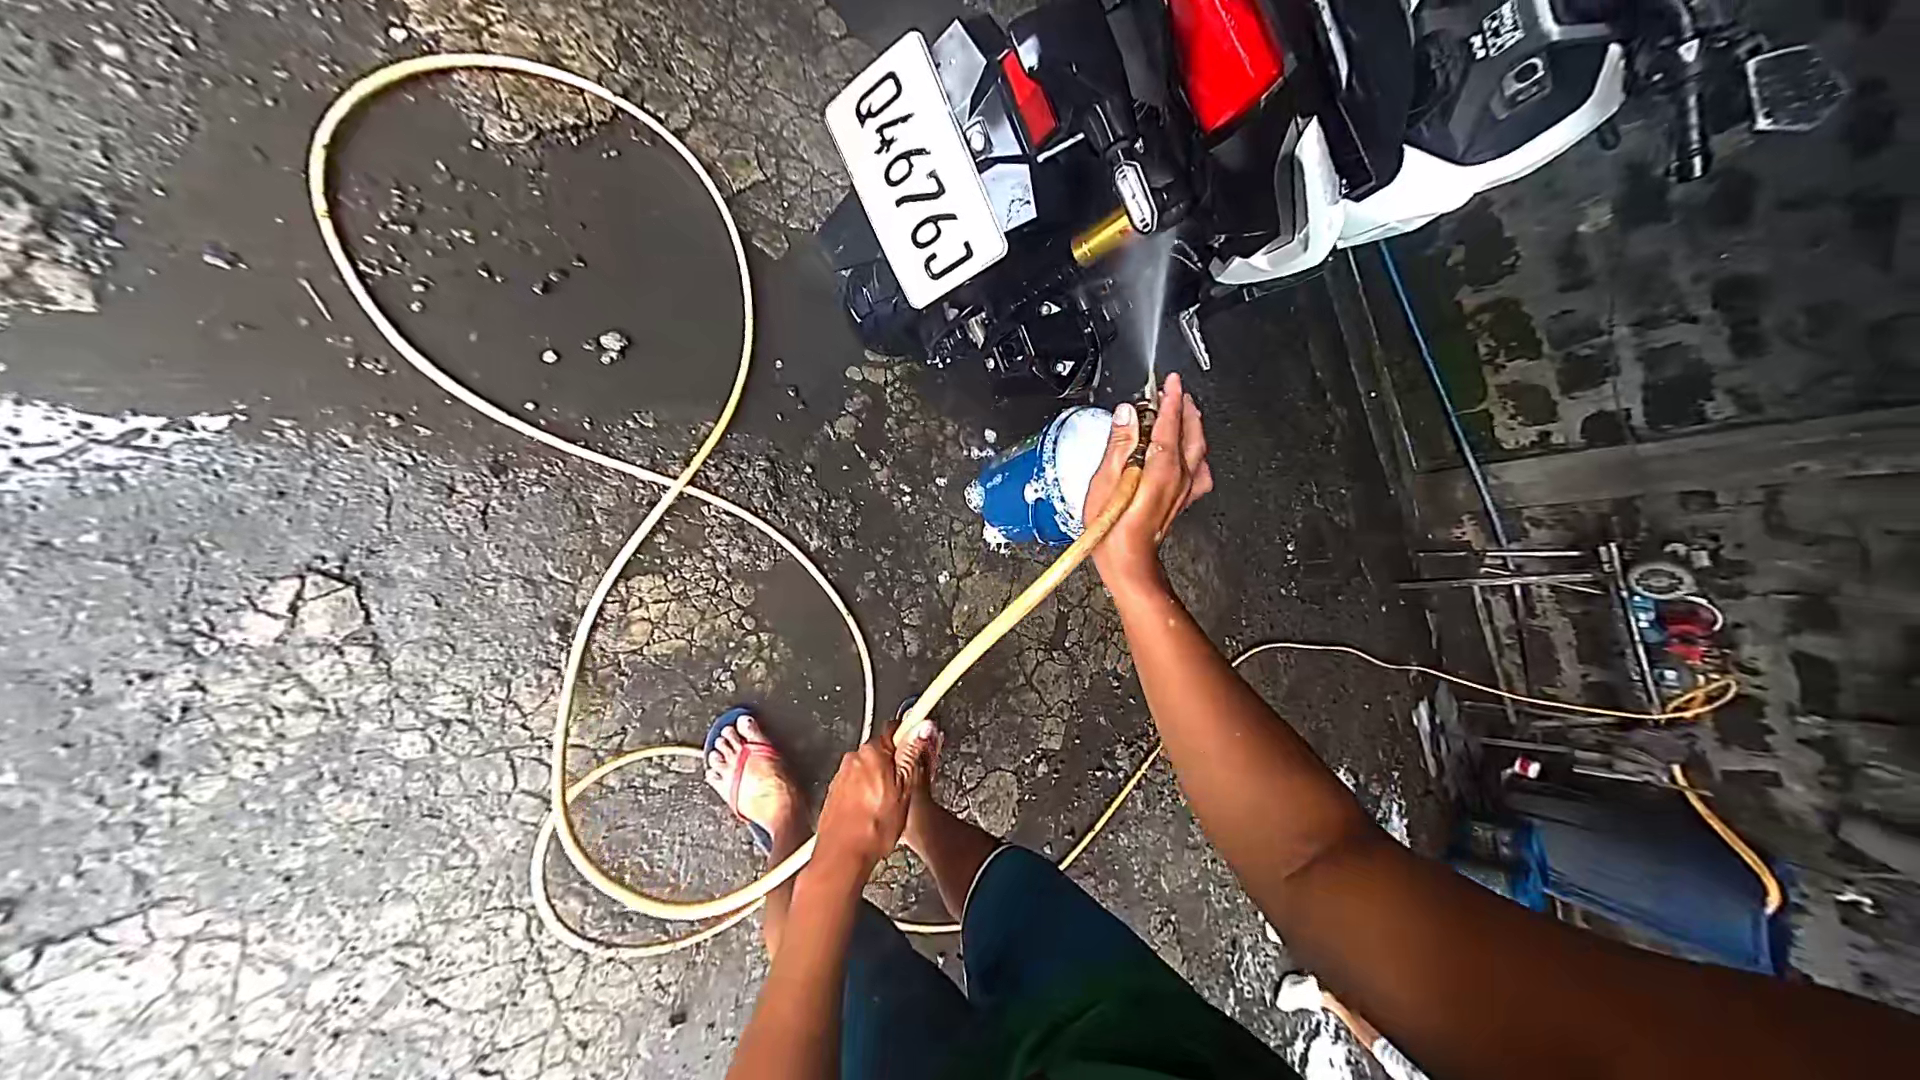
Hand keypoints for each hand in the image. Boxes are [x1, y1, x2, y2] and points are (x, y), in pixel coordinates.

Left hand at [813, 713, 937, 875]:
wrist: (842, 857)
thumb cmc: (872, 829)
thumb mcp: (905, 789)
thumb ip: (912, 753)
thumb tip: (922, 726)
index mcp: (871, 752)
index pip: (895, 730)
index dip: (909, 743)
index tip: (915, 754)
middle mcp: (852, 758)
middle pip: (881, 751)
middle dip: (893, 766)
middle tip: (902, 789)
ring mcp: (841, 776)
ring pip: (868, 770)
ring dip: (877, 782)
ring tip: (884, 807)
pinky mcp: (834, 792)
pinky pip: (855, 785)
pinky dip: (863, 795)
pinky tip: (870, 814)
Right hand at [1085, 372, 1212, 599]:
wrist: (1128, 563)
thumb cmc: (1112, 531)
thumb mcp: (1103, 483)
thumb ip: (1118, 445)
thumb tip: (1127, 414)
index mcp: (1161, 468)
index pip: (1170, 423)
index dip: (1170, 399)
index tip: (1170, 382)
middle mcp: (1179, 477)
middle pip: (1190, 432)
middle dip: (1185, 408)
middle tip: (1176, 392)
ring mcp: (1183, 490)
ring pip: (1198, 449)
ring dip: (1193, 427)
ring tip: (1185, 414)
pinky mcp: (1181, 501)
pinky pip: (1199, 472)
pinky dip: (1196, 455)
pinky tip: (1191, 455)